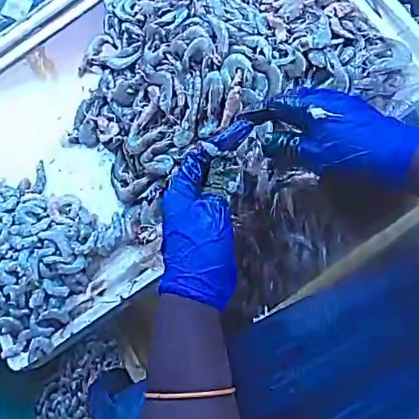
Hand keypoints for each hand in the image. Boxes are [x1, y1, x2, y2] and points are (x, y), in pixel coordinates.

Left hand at [158, 123, 250, 309]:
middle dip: (218, 152)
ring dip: (221, 168)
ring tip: (239, 151)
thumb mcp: (212, 212)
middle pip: (200, 168)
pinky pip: (213, 197)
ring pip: (207, 182)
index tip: (236, 130)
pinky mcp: (203, 226)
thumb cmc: (201, 250)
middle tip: (240, 135)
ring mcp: (192, 213)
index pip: (195, 158)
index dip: (214, 143)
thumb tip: (221, 164)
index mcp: (178, 192)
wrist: (198, 288)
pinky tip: (236, 181)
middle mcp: (182, 200)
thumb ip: (215, 186)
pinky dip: (223, 186)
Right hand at [242, 88, 418, 189]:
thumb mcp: (313, 153)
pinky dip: (312, 119)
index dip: (263, 114)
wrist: (397, 153)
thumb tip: (268, 140)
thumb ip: (288, 145)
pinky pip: (323, 110)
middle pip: (293, 101)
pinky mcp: (352, 110)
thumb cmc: (351, 152)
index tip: (252, 124)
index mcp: (309, 103)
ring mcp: (340, 101)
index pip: (277, 103)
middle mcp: (323, 96)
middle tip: (269, 130)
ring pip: (309, 105)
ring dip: (297, 117)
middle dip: (279, 114)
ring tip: (289, 134)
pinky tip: (314, 134)